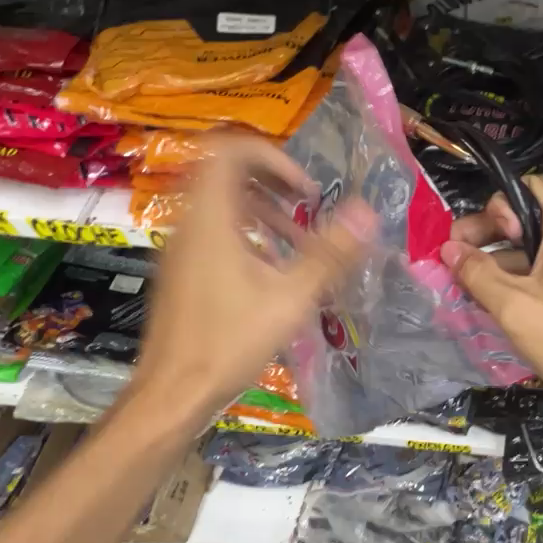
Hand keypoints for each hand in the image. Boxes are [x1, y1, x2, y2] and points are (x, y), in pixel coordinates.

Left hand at [129, 134, 374, 425]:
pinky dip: (249, 234)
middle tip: (309, 206)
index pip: (230, 151)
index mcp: (211, 219)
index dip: (274, 158)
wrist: (174, 391)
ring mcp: (182, 248)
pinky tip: (277, 271)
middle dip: (273, 181)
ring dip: (265, 210)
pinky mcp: (183, 271)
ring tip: (301, 241)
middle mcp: (190, 224)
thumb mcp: (291, 298)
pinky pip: (215, 231)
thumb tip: (367, 213)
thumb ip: (330, 253)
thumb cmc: (231, 343)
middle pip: (225, 172)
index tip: (307, 191)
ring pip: (221, 204)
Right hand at [441, 176, 542, 425]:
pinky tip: (495, 305)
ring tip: (469, 290)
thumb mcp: (512, 305)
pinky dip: (521, 282)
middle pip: (528, 219)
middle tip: (457, 262)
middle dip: (490, 236)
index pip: (528, 189)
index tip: (480, 240)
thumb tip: (447, 249)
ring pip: (535, 250)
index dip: (496, 208)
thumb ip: (476, 272)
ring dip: (501, 264)